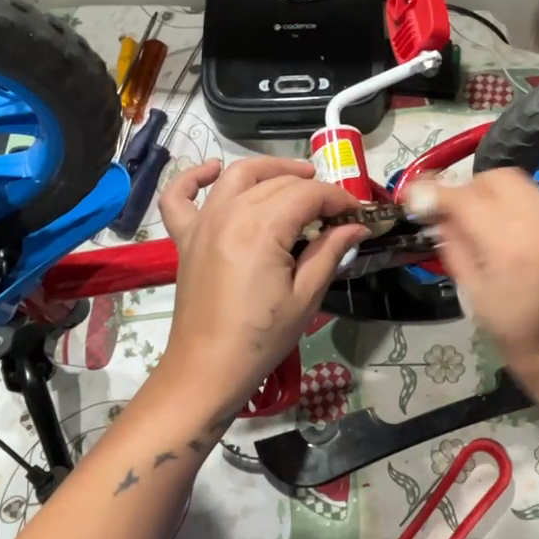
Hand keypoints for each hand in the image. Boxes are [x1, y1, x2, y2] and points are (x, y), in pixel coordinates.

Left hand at [157, 157, 369, 411]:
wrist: (206, 370)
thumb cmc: (261, 339)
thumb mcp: (305, 297)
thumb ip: (330, 252)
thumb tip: (356, 227)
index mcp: (262, 228)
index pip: (308, 194)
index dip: (338, 198)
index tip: (358, 213)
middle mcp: (230, 213)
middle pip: (278, 182)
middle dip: (313, 188)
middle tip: (335, 210)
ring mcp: (203, 222)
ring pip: (238, 175)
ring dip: (270, 168)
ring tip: (298, 175)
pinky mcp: (185, 237)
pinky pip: (180, 196)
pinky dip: (193, 176)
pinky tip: (214, 170)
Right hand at [425, 168, 538, 396]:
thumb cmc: (516, 336)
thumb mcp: (473, 295)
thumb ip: (454, 248)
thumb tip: (436, 217)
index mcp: (508, 245)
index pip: (464, 198)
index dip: (434, 193)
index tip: (414, 197)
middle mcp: (538, 222)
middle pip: (494, 178)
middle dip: (466, 188)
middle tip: (451, 211)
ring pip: (518, 181)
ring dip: (490, 191)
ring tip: (477, 218)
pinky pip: (536, 196)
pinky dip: (514, 201)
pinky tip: (505, 226)